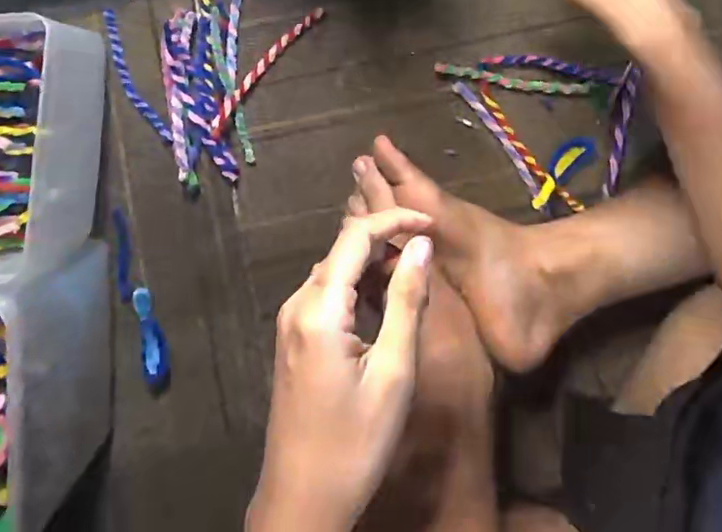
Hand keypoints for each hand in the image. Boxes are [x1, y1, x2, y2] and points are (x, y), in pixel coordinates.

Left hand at [249, 210, 436, 531]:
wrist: (300, 504)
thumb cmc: (354, 444)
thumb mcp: (393, 373)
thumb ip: (407, 301)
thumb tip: (420, 244)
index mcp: (318, 308)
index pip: (355, 235)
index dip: (394, 218)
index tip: (431, 222)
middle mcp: (297, 304)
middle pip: (342, 247)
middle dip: (385, 237)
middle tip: (427, 250)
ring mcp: (290, 321)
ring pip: (335, 268)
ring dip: (372, 261)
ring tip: (411, 271)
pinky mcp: (292, 337)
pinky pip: (327, 291)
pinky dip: (357, 283)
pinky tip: (382, 298)